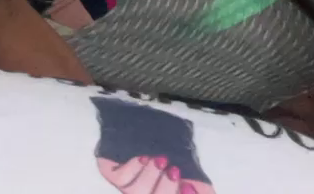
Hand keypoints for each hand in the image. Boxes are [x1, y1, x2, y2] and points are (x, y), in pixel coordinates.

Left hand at [97, 156, 214, 193]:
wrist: (144, 127)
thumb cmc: (172, 154)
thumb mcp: (194, 174)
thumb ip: (200, 188)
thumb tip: (198, 190)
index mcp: (165, 192)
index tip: (187, 185)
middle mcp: (146, 193)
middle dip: (166, 189)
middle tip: (174, 170)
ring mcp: (128, 187)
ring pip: (136, 193)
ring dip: (151, 176)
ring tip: (160, 159)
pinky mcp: (113, 173)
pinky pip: (120, 179)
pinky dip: (132, 168)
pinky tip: (142, 158)